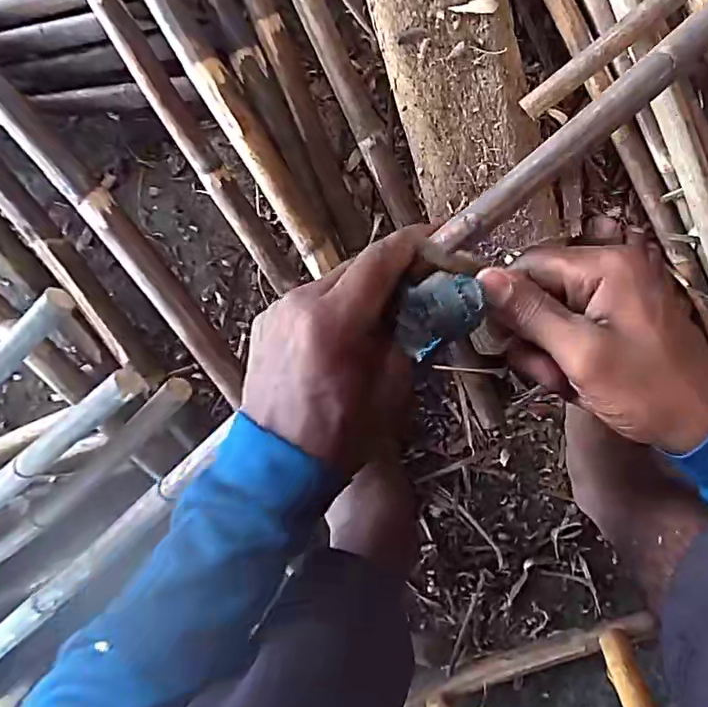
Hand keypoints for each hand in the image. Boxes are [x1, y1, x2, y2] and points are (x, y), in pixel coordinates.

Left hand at [240, 225, 428, 474]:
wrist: (274, 468)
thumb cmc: (338, 438)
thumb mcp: (389, 389)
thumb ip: (408, 335)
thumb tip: (423, 302)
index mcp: (332, 319)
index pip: (379, 259)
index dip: (415, 244)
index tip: (440, 238)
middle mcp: (299, 303)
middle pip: (356, 266)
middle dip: (393, 269)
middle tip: (424, 280)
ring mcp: (278, 311)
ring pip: (333, 282)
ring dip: (364, 289)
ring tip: (387, 312)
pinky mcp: (266, 322)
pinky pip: (310, 301)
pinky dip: (335, 305)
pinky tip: (348, 330)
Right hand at [475, 226, 707, 453]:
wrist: (703, 427)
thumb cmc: (649, 391)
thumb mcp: (580, 353)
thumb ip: (529, 312)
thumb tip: (484, 277)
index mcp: (607, 265)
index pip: (529, 264)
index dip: (508, 301)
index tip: (504, 338)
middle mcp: (610, 267)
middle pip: (536, 288)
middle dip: (532, 333)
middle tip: (547, 370)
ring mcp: (614, 291)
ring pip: (546, 310)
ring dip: (545, 350)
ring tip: (565, 380)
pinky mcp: (613, 313)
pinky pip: (567, 324)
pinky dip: (563, 353)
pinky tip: (576, 378)